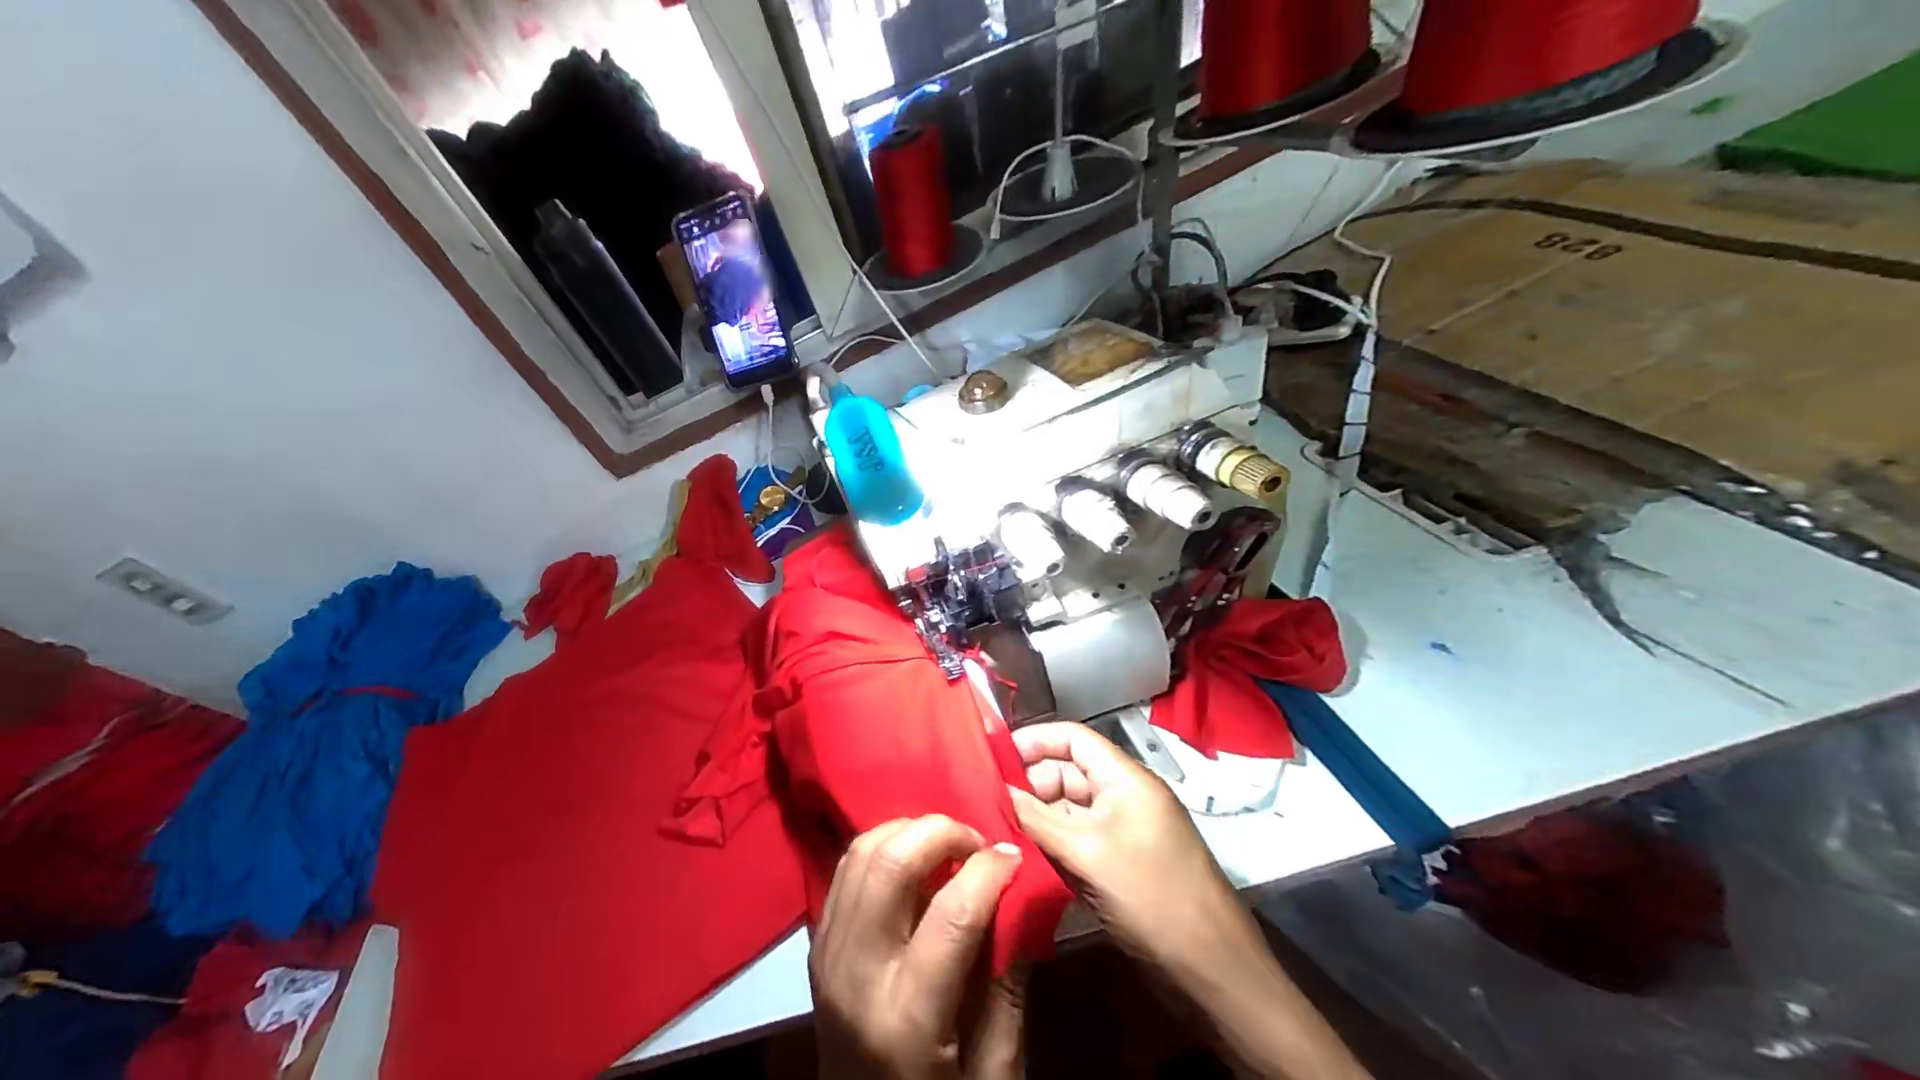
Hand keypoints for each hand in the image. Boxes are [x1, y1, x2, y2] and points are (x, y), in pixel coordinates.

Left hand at [811, 815, 1026, 1079]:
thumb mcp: (993, 1070)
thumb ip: (1008, 985)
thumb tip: (1023, 899)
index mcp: (907, 1019)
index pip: (951, 914)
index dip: (989, 871)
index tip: (1014, 857)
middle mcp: (857, 974)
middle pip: (891, 864)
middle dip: (943, 832)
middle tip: (978, 843)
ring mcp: (828, 954)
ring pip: (862, 853)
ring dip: (911, 831)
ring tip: (948, 847)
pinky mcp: (817, 943)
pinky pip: (845, 869)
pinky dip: (883, 847)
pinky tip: (914, 861)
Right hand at [1006, 722, 1250, 977]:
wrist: (1212, 969)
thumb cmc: (1150, 896)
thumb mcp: (1086, 853)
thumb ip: (1037, 819)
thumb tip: (996, 792)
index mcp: (1126, 778)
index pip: (1073, 738)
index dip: (1033, 741)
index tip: (992, 759)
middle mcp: (1124, 796)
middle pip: (1067, 772)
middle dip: (1029, 785)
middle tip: (991, 808)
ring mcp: (1123, 831)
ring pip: (1069, 809)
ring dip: (1038, 818)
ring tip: (999, 832)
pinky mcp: (1120, 862)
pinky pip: (1078, 840)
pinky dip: (1053, 844)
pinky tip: (1025, 857)